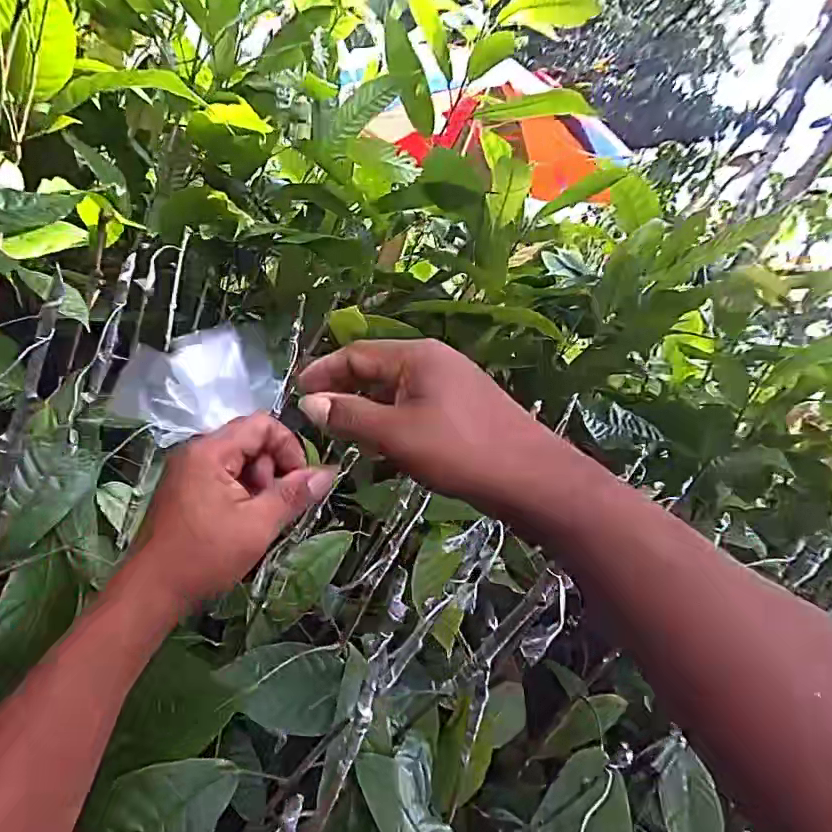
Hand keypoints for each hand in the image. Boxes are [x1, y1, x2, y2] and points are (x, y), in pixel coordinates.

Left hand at [124, 413, 333, 610]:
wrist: (149, 593)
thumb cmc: (204, 557)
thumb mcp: (257, 526)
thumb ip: (293, 494)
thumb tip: (328, 472)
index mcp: (210, 451)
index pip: (263, 424)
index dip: (289, 447)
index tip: (299, 482)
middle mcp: (195, 452)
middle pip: (250, 440)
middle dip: (272, 469)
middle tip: (274, 506)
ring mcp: (186, 471)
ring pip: (238, 461)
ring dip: (258, 485)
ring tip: (257, 520)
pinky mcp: (183, 490)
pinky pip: (222, 476)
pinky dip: (240, 493)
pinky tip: (242, 523)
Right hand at [295, 339, 574, 515]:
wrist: (533, 478)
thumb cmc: (461, 451)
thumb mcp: (397, 435)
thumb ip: (350, 416)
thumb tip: (311, 402)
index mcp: (418, 355)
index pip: (357, 354)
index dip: (324, 371)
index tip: (298, 393)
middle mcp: (437, 360)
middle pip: (378, 368)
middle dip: (345, 389)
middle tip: (317, 415)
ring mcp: (455, 383)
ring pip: (397, 389)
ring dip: (368, 407)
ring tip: (344, 432)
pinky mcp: (466, 407)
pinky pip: (417, 404)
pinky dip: (393, 418)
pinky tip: (387, 442)